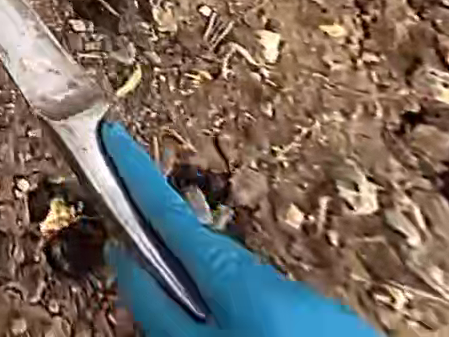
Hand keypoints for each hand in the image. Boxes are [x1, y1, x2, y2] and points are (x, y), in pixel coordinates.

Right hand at [101, 124, 380, 336]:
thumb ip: (155, 304)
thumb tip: (122, 255)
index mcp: (234, 275)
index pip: (166, 208)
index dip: (132, 169)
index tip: (111, 131)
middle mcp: (274, 279)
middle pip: (202, 257)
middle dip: (173, 266)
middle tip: (152, 293)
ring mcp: (314, 307)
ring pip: (240, 292)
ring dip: (216, 308)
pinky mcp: (337, 331)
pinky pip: (276, 317)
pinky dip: (254, 327)